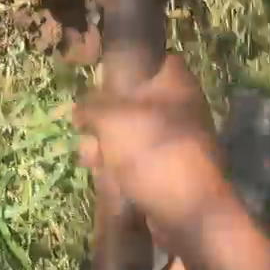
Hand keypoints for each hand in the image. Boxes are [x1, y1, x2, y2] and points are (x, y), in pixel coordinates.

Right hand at [74, 55, 231, 235]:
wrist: (188, 211)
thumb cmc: (151, 149)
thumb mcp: (109, 118)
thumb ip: (90, 107)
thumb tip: (81, 112)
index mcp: (175, 81)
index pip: (152, 58)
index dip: (126, 66)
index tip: (102, 80)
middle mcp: (181, 106)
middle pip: (132, 100)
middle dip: (103, 119)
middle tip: (88, 132)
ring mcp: (177, 139)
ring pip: (131, 133)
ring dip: (106, 146)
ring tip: (93, 161)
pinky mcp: (172, 169)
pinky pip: (139, 160)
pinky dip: (121, 168)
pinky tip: (106, 178)